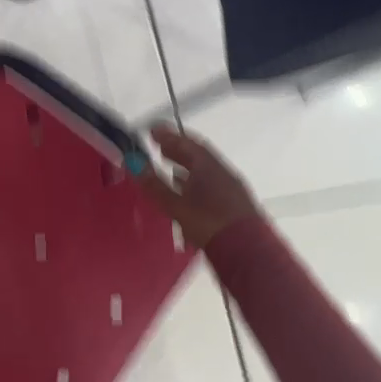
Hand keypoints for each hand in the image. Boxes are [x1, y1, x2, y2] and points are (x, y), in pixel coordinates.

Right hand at [137, 127, 260, 249]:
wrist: (246, 251)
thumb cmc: (208, 222)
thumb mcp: (176, 205)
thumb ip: (154, 185)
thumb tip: (134, 165)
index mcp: (209, 167)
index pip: (188, 143)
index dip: (169, 135)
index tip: (151, 130)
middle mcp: (222, 173)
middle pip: (197, 156)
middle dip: (177, 151)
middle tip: (158, 147)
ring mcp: (230, 189)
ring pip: (205, 172)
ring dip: (186, 168)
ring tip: (169, 170)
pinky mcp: (234, 205)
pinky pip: (210, 186)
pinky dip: (195, 184)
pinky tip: (186, 195)